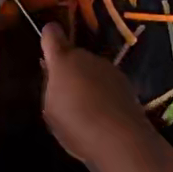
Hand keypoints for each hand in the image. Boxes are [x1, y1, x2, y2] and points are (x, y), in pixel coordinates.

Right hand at [39, 23, 154, 162]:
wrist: (120, 137)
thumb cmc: (75, 124)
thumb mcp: (50, 109)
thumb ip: (50, 85)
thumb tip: (52, 72)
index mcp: (64, 60)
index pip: (52, 35)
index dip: (48, 37)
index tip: (47, 46)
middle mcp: (88, 57)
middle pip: (74, 55)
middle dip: (69, 68)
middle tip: (64, 93)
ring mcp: (109, 67)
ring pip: (91, 68)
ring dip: (87, 80)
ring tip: (84, 107)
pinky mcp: (125, 80)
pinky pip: (106, 80)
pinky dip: (102, 90)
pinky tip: (102, 112)